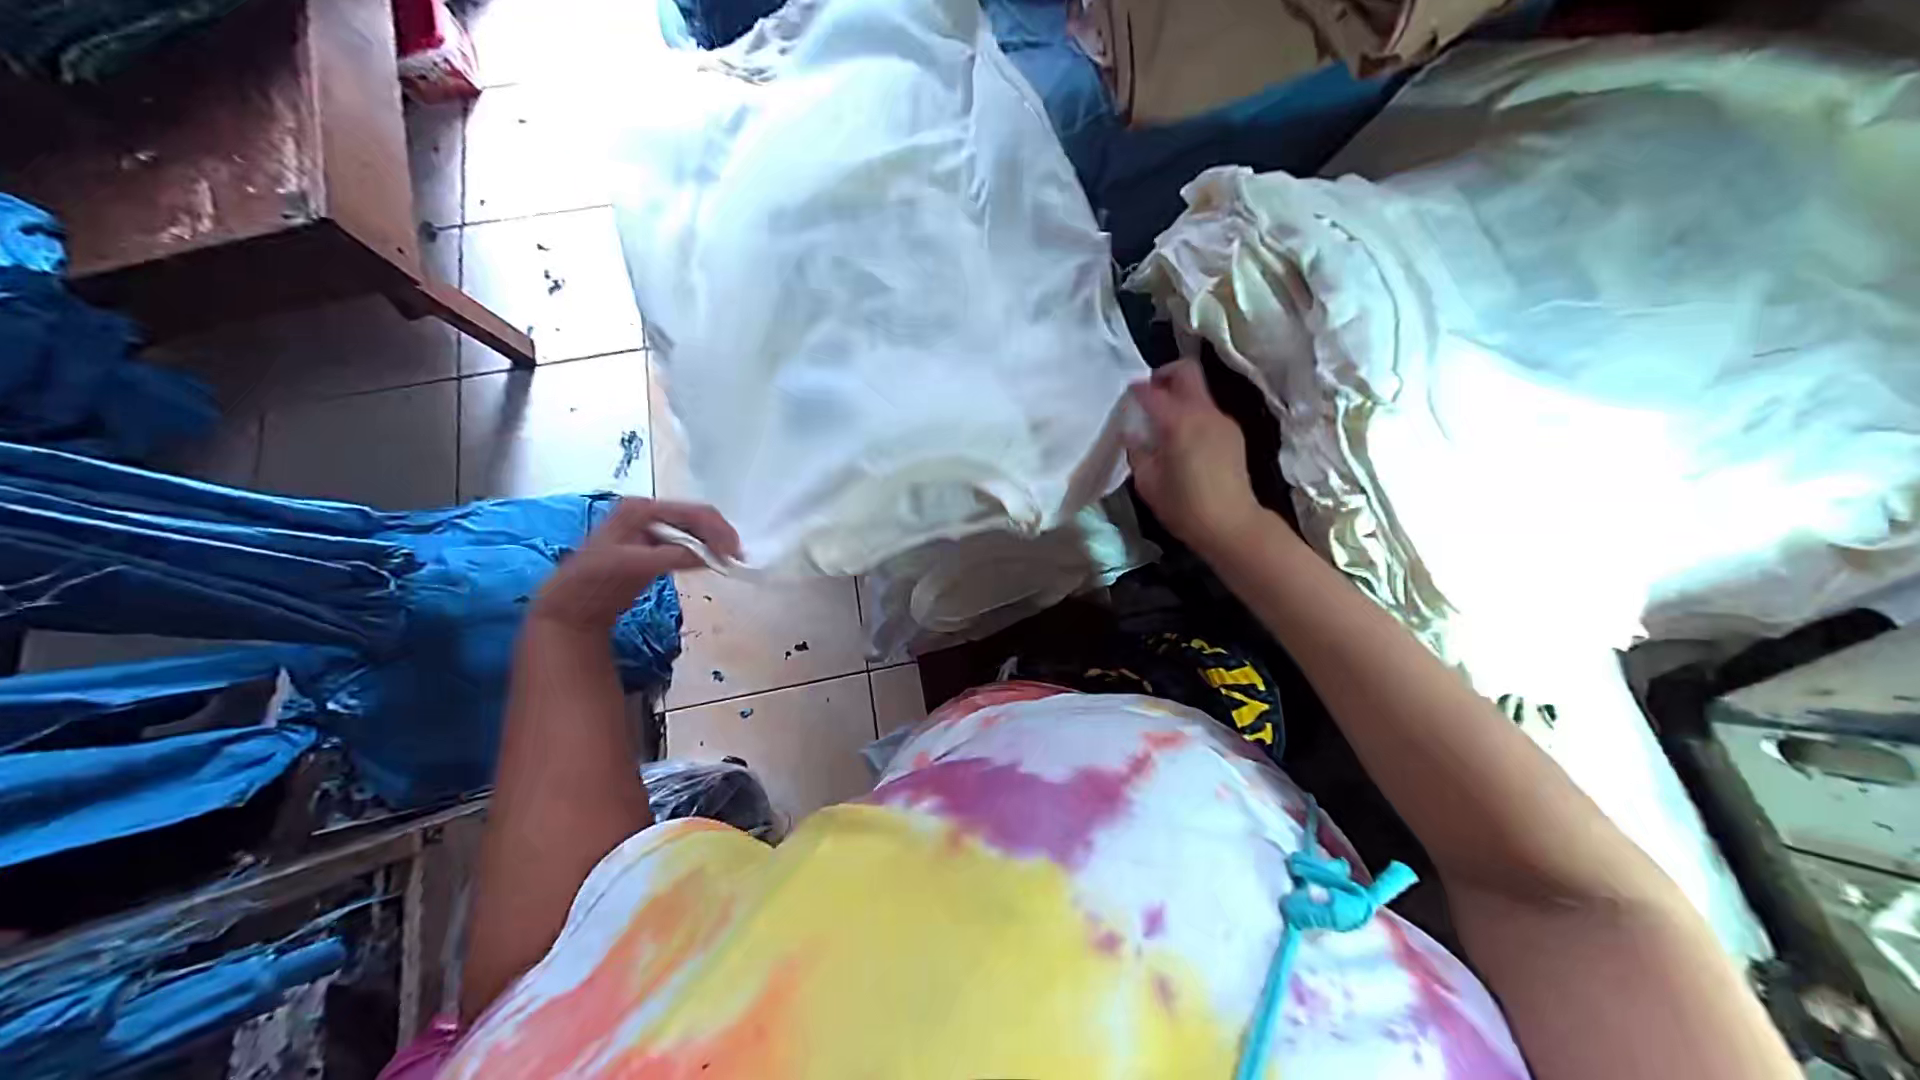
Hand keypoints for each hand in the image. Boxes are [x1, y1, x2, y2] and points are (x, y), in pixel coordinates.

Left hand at [531, 498, 740, 631]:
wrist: (570, 606)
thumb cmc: (592, 582)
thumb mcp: (629, 566)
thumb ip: (667, 557)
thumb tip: (707, 556)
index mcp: (640, 508)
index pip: (690, 512)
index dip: (716, 530)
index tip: (734, 551)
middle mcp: (648, 512)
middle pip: (696, 518)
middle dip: (719, 535)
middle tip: (737, 558)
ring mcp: (652, 529)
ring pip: (695, 531)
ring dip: (714, 544)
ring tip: (730, 561)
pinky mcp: (655, 547)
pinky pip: (688, 543)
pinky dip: (703, 552)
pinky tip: (714, 563)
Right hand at [1125, 358, 1266, 559]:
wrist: (1231, 525)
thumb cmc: (1184, 507)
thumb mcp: (1147, 482)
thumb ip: (1138, 451)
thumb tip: (1134, 434)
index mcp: (1179, 422)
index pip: (1151, 391)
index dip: (1135, 390)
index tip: (1125, 397)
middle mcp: (1204, 412)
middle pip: (1185, 372)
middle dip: (1163, 376)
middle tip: (1147, 396)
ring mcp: (1222, 421)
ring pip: (1198, 393)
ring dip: (1178, 398)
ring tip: (1162, 425)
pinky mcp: (1233, 434)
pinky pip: (1207, 412)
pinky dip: (1190, 415)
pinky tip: (1181, 442)